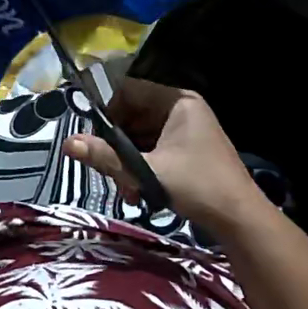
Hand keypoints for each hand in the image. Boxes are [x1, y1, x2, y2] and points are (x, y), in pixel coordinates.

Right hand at [63, 78, 265, 227]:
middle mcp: (181, 109)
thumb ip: (106, 156)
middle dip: (116, 145)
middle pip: (132, 116)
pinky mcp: (186, 149)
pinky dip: (142, 168)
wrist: (239, 218)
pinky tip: (138, 193)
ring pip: (139, 136)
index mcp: (177, 102)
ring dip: (127, 162)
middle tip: (109, 171)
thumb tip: (68, 143)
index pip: (128, 91)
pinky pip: (152, 149)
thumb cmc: (197, 185)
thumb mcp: (147, 172)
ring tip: (127, 189)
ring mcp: (185, 130)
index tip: (92, 137)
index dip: (105, 111)